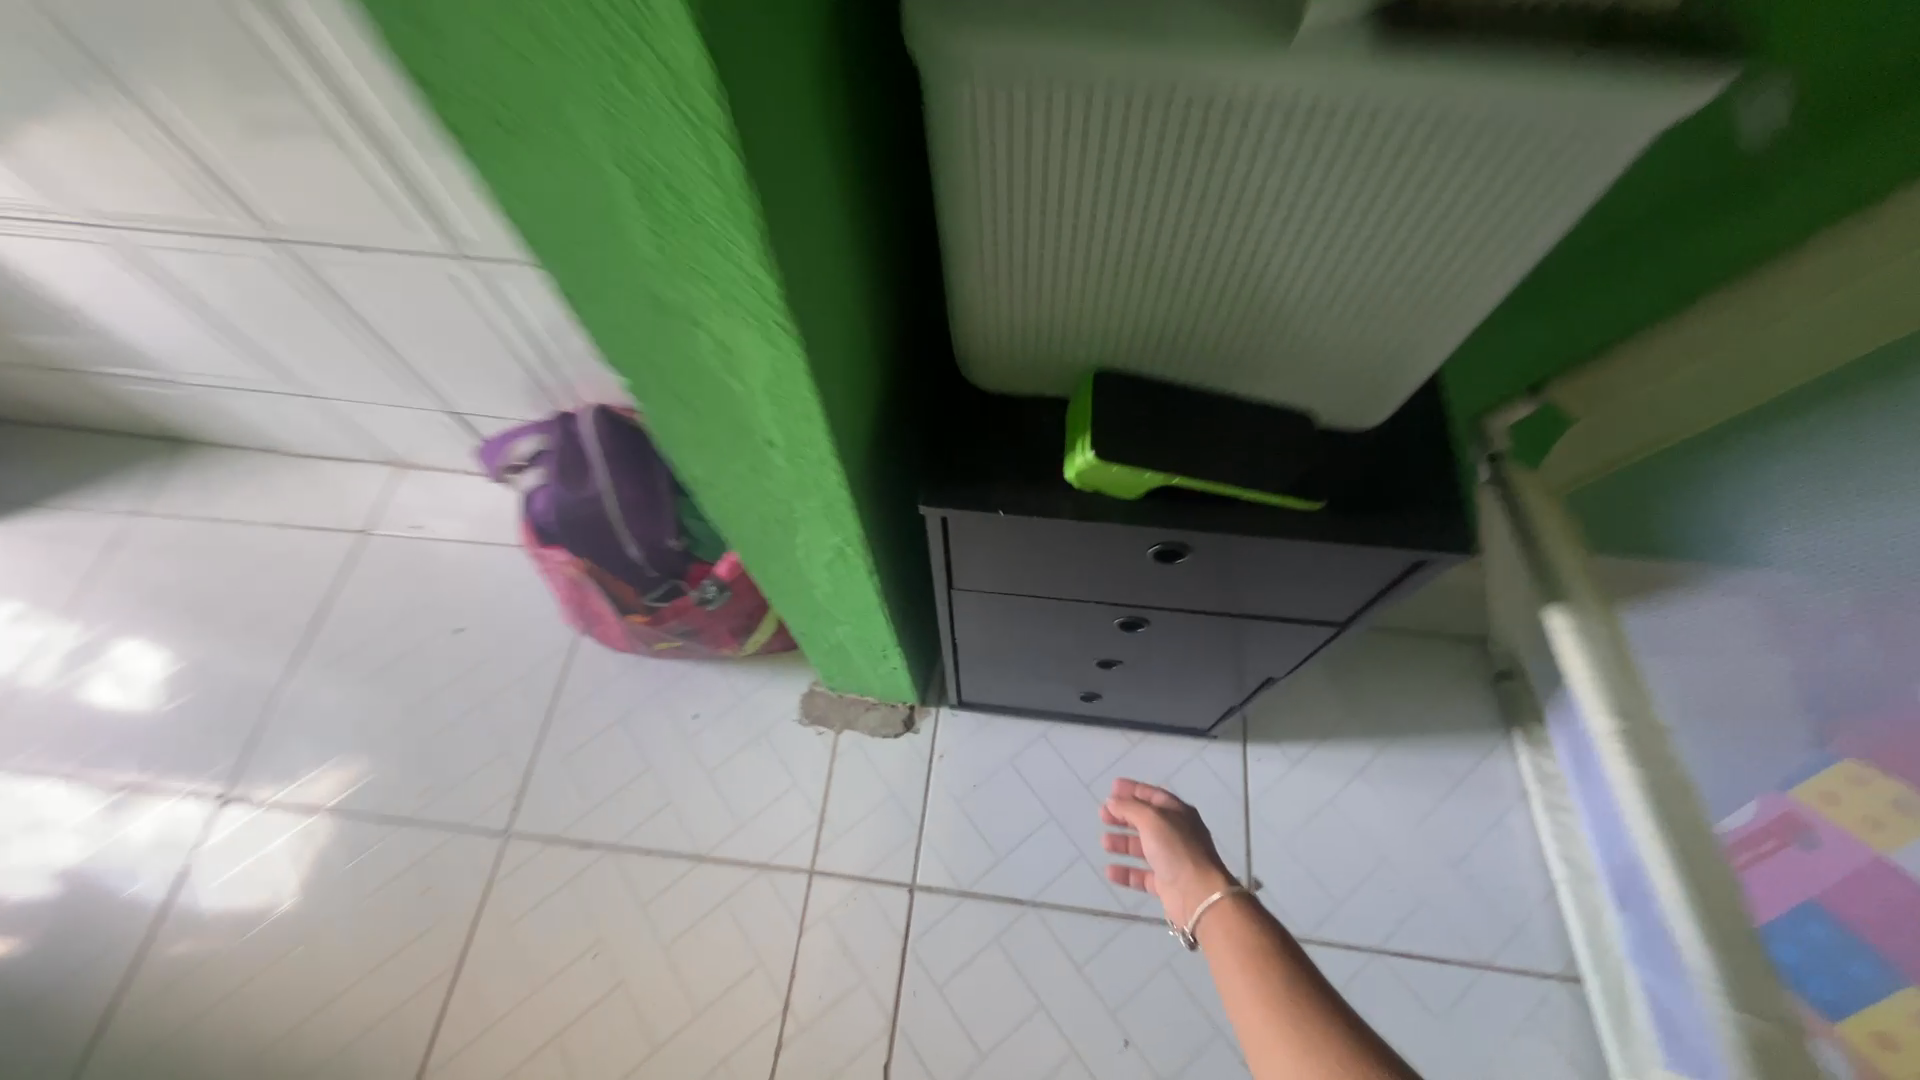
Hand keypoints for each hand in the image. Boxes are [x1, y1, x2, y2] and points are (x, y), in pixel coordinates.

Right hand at [1100, 777, 1237, 926]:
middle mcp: (1176, 834)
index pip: (1153, 795)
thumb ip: (1129, 808)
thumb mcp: (1151, 819)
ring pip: (1143, 847)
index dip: (1133, 790)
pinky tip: (1110, 871)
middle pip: (1146, 821)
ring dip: (1123, 843)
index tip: (1112, 788)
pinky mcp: (1166, 883)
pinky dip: (1126, 872)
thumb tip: (1112, 802)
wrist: (1198, 894)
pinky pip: (1142, 875)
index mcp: (1178, 813)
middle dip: (1123, 817)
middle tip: (1102, 815)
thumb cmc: (1176, 848)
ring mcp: (1172, 859)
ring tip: (1104, 842)